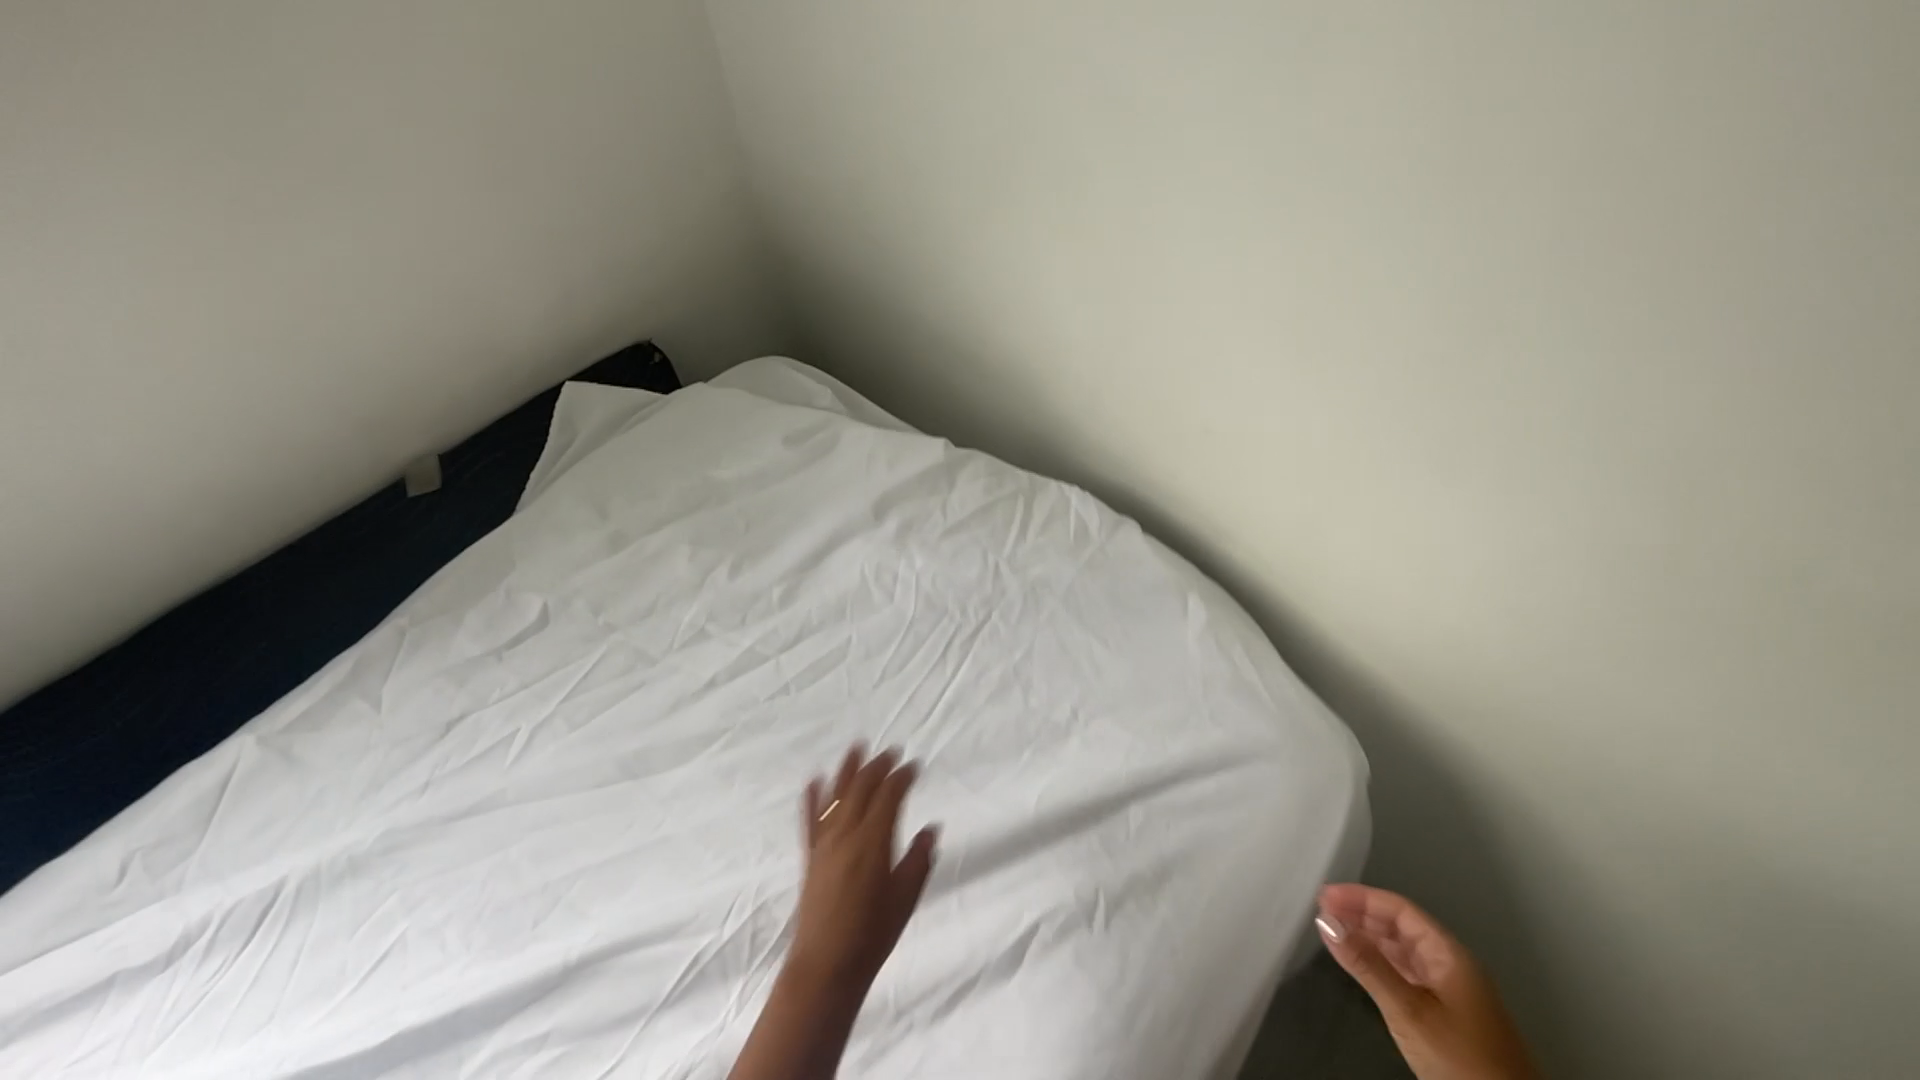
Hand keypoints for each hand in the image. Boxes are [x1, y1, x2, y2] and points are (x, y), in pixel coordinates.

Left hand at [791, 745, 937, 989]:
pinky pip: (810, 819)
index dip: (902, 777)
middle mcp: (846, 834)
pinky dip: (813, 797)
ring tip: (856, 748)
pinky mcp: (810, 856)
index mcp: (874, 841)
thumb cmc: (874, 933)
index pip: (889, 795)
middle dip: (878, 766)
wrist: (827, 964)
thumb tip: (928, 830)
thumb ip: (918, 859)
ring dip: (847, 769)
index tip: (915, 765)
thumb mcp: (906, 897)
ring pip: (836, 796)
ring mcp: (824, 843)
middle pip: (861, 788)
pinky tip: (816, 781)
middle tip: (892, 752)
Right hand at [1316, 884, 1538, 1079]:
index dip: (1362, 898)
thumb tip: (1327, 922)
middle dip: (1362, 913)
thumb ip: (1368, 965)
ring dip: (1368, 936)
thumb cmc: (1461, 1059)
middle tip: (1321, 909)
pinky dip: (1379, 961)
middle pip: (1402, 926)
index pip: (1401, 910)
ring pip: (1403, 949)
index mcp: (1449, 955)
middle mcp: (1451, 964)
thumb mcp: (1409, 1010)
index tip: (1325, 895)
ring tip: (1332, 929)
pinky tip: (1359, 963)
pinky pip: (1406, 972)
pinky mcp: (1444, 1012)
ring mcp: (1449, 990)